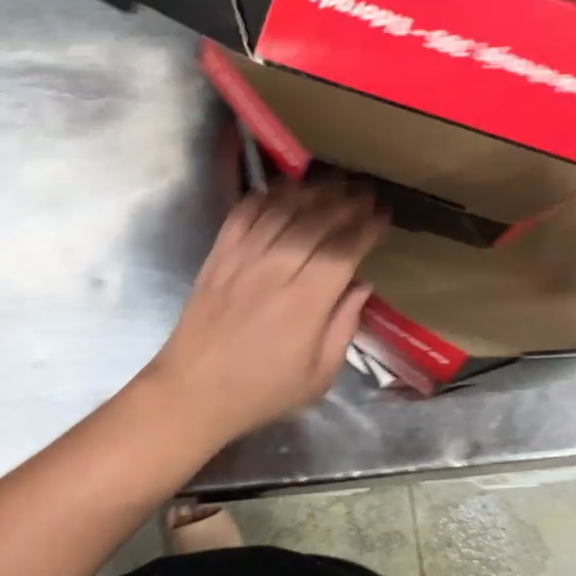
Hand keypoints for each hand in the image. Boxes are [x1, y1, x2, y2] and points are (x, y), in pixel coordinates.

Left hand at [141, 184, 387, 443]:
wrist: (193, 391)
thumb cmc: (261, 391)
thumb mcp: (318, 377)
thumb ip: (344, 327)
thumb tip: (361, 286)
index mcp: (305, 304)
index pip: (343, 250)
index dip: (366, 228)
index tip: (383, 214)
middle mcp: (275, 271)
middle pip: (315, 222)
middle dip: (345, 202)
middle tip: (364, 191)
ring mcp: (242, 259)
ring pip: (281, 211)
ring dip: (309, 193)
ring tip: (331, 184)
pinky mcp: (217, 256)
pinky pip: (242, 214)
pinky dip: (263, 197)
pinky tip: (280, 189)